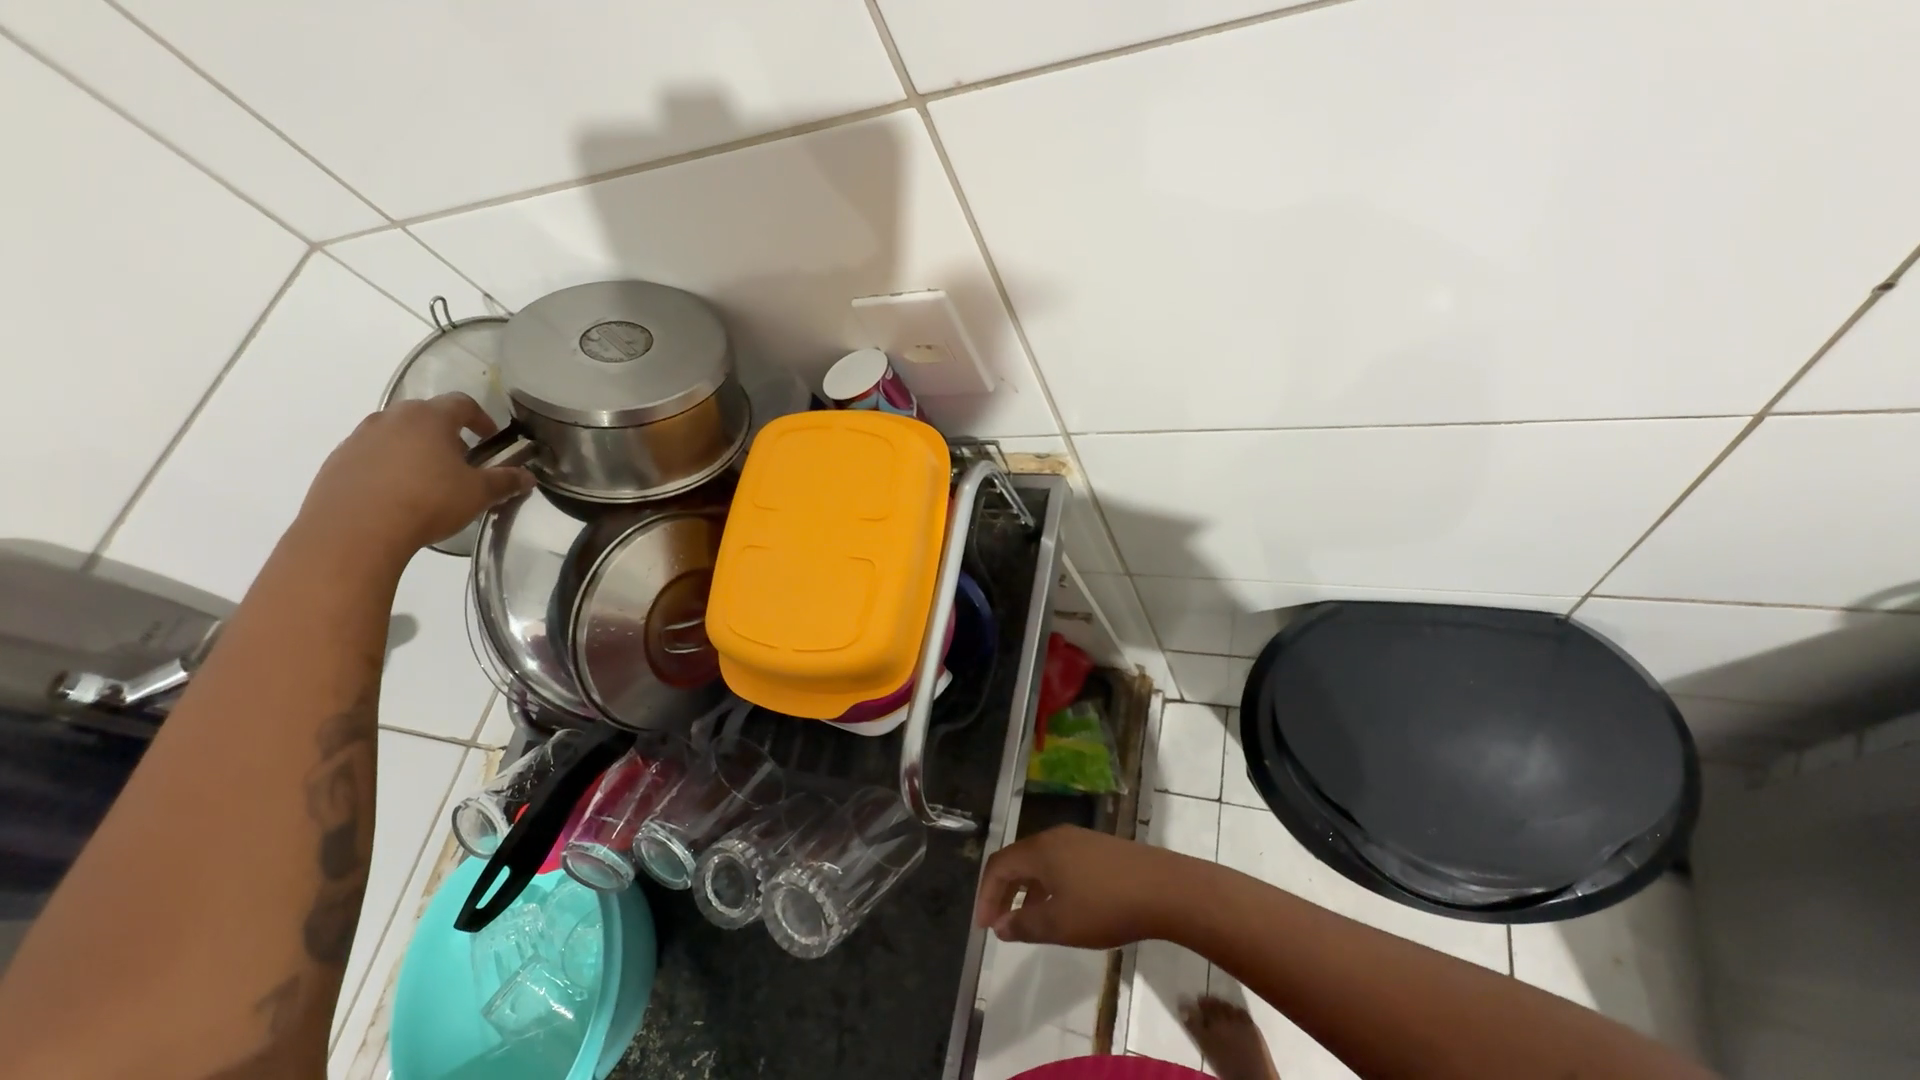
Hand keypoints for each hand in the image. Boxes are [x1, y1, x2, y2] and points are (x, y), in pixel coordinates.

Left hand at [298, 394, 532, 556]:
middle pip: (425, 415)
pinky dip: (387, 466)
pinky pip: (370, 455)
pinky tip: (395, 494)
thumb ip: (505, 482)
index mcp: (430, 418)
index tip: (490, 437)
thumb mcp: (478, 494)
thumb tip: (527, 477)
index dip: (481, 418)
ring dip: (414, 448)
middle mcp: (391, 418)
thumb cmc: (426, 502)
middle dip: (446, 433)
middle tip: (460, 460)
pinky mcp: (337, 461)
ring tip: (426, 478)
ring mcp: (359, 438)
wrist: (354, 531)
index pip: (462, 403)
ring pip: (395, 433)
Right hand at [973, 826, 1197, 948]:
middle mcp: (1057, 837)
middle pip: (1018, 860)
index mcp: (1040, 850)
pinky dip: (1051, 885)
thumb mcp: (1060, 924)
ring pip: (1042, 862)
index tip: (984, 926)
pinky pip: (1062, 863)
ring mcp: (1082, 840)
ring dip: (1028, 890)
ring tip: (1029, 921)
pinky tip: (1064, 909)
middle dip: (1004, 892)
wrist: (1167, 889)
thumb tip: (1000, 925)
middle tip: (1000, 923)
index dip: (986, 895)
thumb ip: (1025, 925)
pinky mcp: (1102, 849)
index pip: (998, 865)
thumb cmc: (1107, 907)